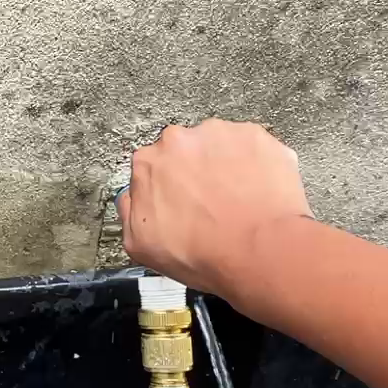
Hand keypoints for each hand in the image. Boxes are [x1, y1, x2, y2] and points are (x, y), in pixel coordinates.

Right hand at [116, 120, 312, 297]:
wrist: (258, 251)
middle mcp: (179, 141)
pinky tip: (255, 193)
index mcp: (147, 163)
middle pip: (183, 151)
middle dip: (194, 172)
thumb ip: (129, 211)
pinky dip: (253, 165)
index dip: (165, 188)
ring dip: (223, 167)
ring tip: (235, 201)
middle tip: (208, 204)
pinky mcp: (254, 136)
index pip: (150, 168)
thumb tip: (132, 199)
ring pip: (217, 146)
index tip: (177, 203)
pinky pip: (250, 147)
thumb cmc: (205, 251)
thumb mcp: (140, 245)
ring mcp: (218, 135)